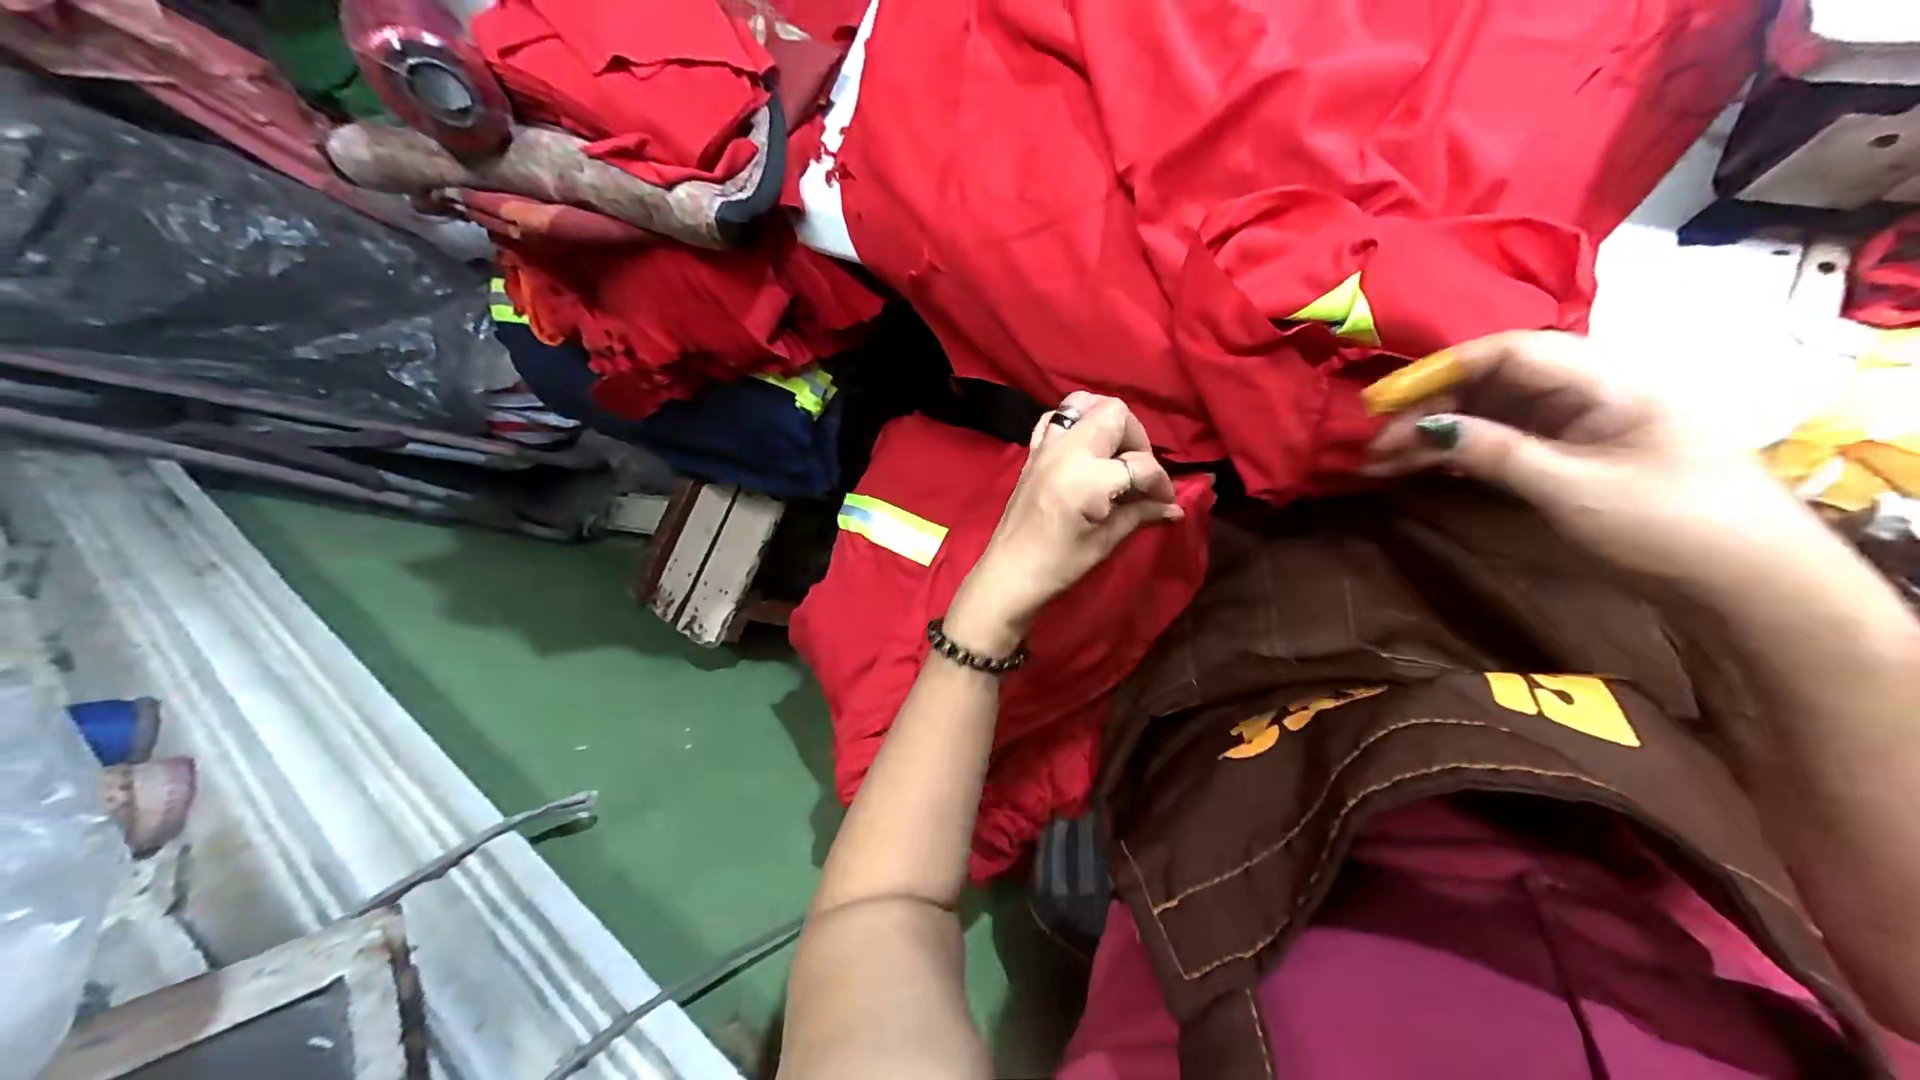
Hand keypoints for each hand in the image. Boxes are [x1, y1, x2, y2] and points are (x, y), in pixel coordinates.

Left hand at [945, 392, 1184, 653]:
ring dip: (1107, 421)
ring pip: (1083, 403)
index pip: (1140, 464)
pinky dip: (1076, 423)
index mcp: (1087, 476)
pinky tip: (1085, 450)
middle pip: (1114, 413)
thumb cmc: (1058, 565)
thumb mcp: (1104, 541)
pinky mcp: (1032, 453)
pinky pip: (1056, 419)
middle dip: (1136, 438)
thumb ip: (1139, 514)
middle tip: (1139, 471)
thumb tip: (1173, 507)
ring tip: (1115, 454)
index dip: (1161, 483)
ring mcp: (1046, 447)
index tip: (1165, 501)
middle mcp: (1066, 450)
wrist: (1008, 573)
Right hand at [1365, 331, 1827, 592]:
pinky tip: (1411, 469)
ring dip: (1429, 435)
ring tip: (1377, 464)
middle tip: (1374, 447)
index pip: (1508, 353)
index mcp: (1603, 382)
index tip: (1385, 402)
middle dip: (1425, 410)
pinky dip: (1450, 455)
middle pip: (1486, 384)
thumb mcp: (1574, 488)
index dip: (1440, 370)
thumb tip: (1422, 429)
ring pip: (1482, 414)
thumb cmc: (1670, 524)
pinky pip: (1492, 442)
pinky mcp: (1558, 457)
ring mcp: (1569, 426)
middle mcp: (1582, 394)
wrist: (1743, 584)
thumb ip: (1495, 452)